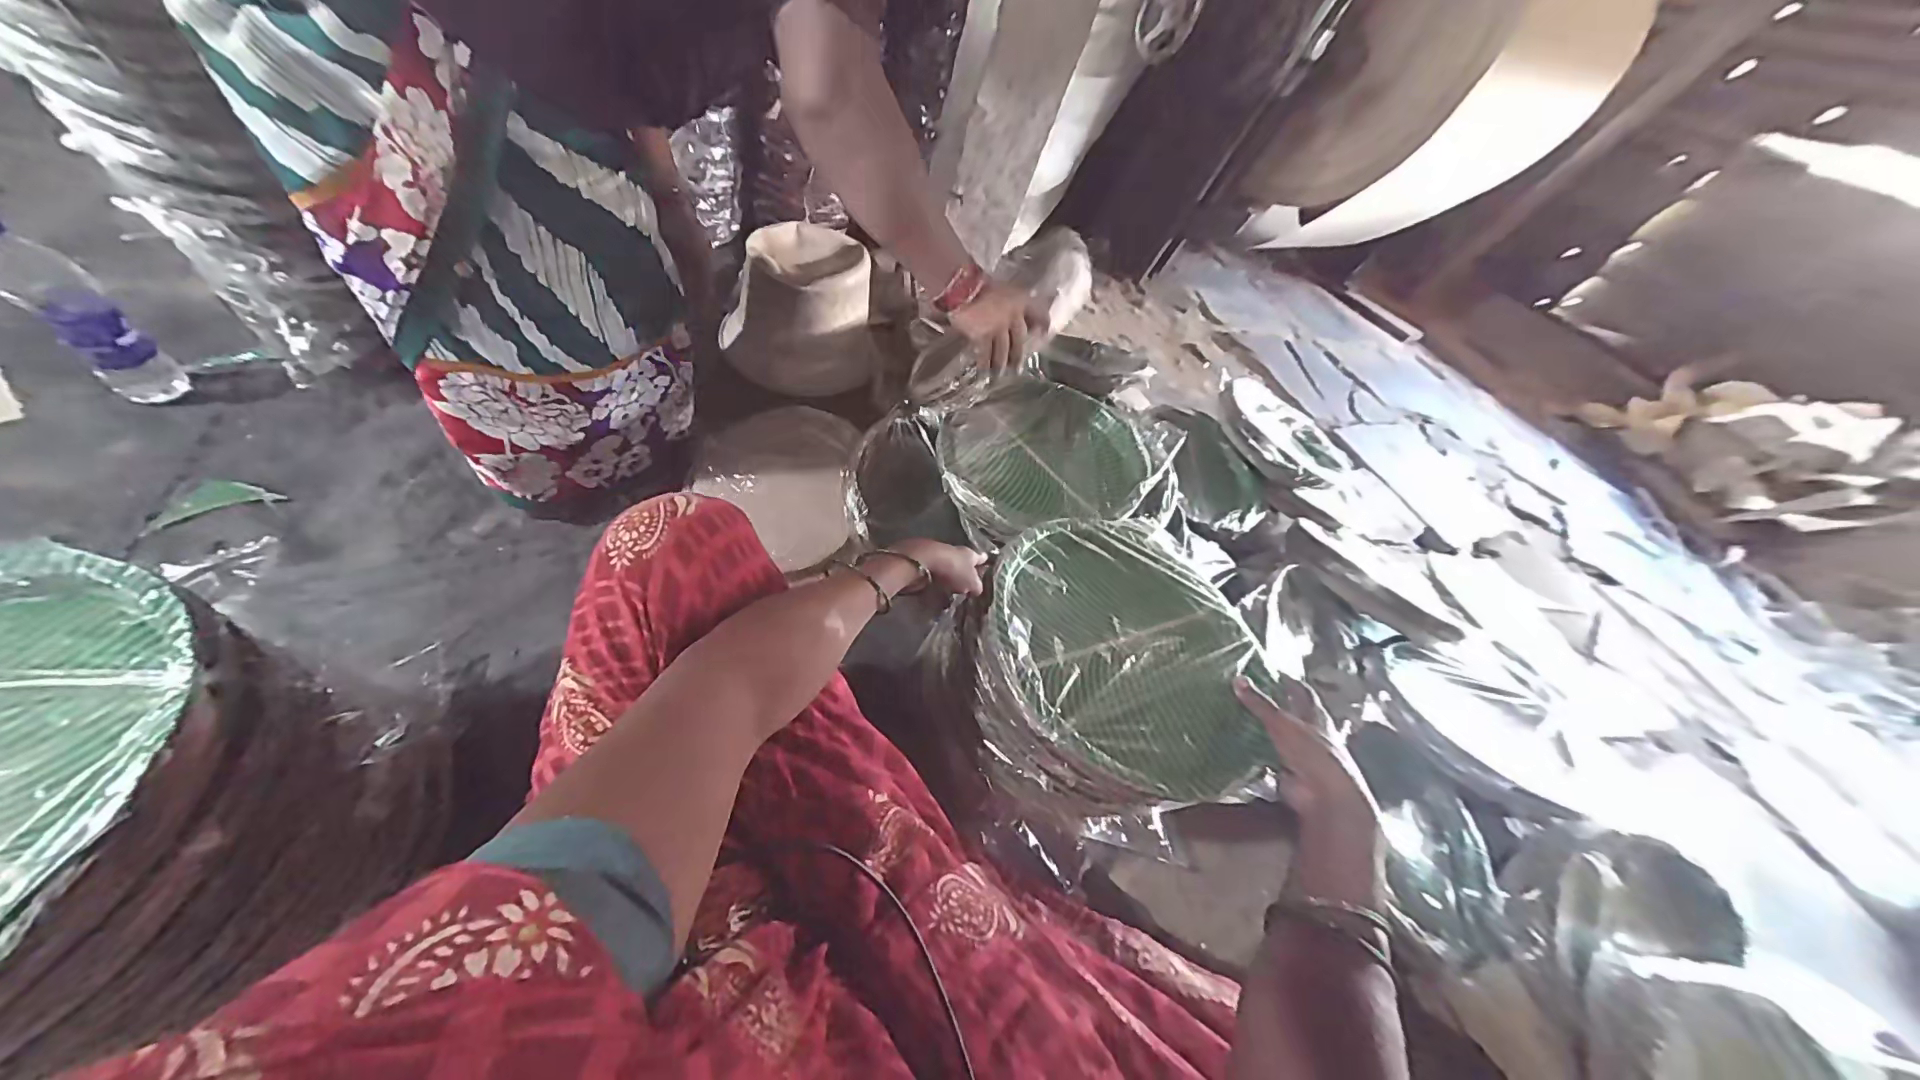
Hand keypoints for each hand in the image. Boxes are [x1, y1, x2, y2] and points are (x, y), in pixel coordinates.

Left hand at [885, 538, 987, 596]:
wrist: (921, 561)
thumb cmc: (952, 570)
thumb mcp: (971, 582)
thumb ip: (976, 585)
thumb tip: (977, 588)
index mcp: (969, 553)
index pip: (979, 557)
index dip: (982, 560)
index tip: (986, 560)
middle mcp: (953, 549)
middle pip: (961, 559)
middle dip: (963, 567)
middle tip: (966, 578)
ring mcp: (936, 553)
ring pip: (946, 563)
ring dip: (947, 572)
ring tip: (949, 584)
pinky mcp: (921, 559)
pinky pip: (932, 569)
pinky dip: (934, 576)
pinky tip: (934, 585)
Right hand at [948, 280, 1045, 374]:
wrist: (962, 287)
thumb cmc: (978, 283)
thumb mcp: (1000, 285)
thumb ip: (1008, 298)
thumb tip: (1010, 309)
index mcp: (1019, 300)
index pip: (1037, 313)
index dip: (1042, 323)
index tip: (1044, 332)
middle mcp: (1012, 317)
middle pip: (1018, 339)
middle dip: (1018, 354)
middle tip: (1017, 367)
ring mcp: (998, 329)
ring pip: (1003, 350)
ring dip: (1002, 363)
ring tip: (1000, 373)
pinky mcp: (982, 338)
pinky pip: (985, 355)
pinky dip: (984, 364)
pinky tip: (984, 373)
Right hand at [1235, 677, 1384, 909]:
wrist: (1326, 798)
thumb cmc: (1313, 753)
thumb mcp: (1282, 723)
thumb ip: (1260, 704)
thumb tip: (1238, 679)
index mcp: (1317, 718)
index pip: (1304, 694)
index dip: (1291, 683)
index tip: (1275, 674)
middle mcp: (1313, 736)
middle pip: (1296, 717)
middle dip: (1280, 709)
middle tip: (1255, 697)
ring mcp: (1303, 758)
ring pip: (1283, 740)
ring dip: (1267, 734)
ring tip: (1242, 721)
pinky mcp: (1291, 776)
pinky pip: (1270, 762)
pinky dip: (1257, 757)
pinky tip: (1242, 752)